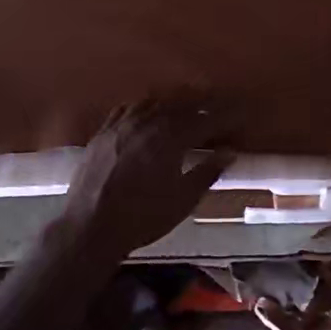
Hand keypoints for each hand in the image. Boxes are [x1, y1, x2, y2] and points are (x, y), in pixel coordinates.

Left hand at [55, 97, 233, 262]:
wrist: (89, 228)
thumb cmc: (142, 218)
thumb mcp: (183, 200)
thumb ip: (207, 172)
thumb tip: (229, 153)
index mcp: (170, 138)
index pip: (206, 120)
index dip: (226, 117)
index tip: (241, 114)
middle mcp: (147, 123)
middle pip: (181, 105)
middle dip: (204, 104)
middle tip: (219, 107)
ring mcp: (122, 125)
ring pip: (154, 101)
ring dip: (174, 101)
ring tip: (187, 105)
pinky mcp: (102, 132)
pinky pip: (127, 108)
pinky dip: (144, 106)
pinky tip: (148, 111)